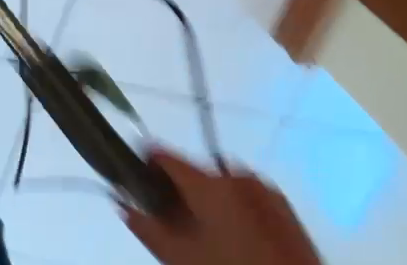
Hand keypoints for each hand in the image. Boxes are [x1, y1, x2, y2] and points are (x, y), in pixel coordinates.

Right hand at [124, 152, 322, 264]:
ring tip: (209, 237)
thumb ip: (144, 225)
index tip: (137, 187)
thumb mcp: (180, 258)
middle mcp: (234, 174)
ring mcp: (265, 190)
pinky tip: (236, 241)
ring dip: (206, 201)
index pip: (159, 153)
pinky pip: (244, 197)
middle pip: (191, 171)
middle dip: (178, 192)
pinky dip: (233, 209)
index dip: (142, 166)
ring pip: (219, 184)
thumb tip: (121, 201)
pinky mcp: (285, 209)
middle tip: (176, 225)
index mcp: (207, 181)